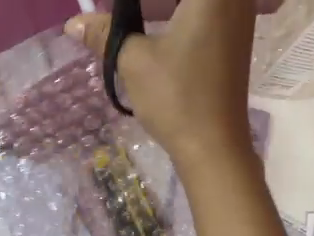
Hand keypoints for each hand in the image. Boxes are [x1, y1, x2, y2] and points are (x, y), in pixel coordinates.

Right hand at [65, 0, 257, 175]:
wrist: (212, 143)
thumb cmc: (175, 97)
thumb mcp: (134, 62)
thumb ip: (105, 35)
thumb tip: (73, 22)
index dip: (134, 3)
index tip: (114, 10)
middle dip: (150, 5)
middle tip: (119, 15)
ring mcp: (239, 13)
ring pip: (196, 2)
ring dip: (164, 8)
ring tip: (135, 18)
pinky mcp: (236, 34)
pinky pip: (209, 9)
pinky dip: (182, 13)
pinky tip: (162, 27)